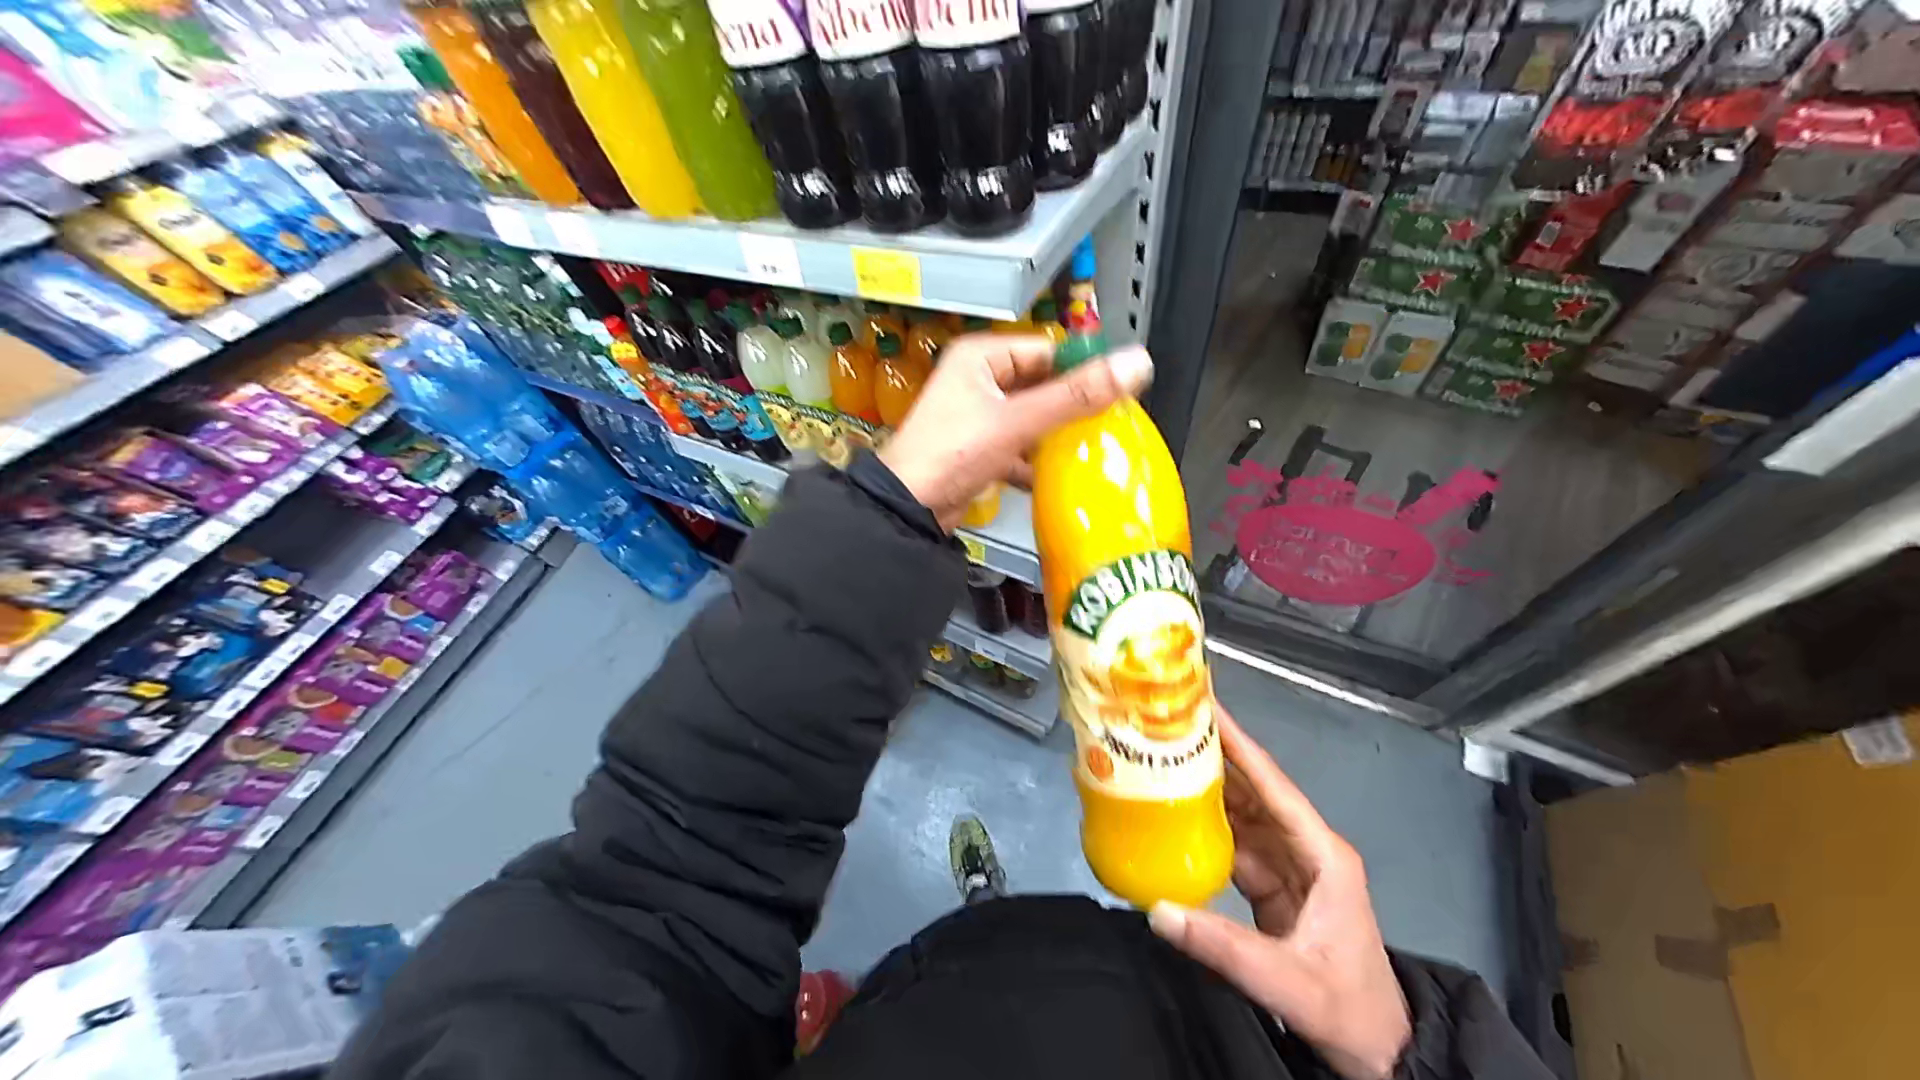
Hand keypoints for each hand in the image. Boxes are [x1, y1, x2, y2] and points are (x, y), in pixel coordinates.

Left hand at [877, 333, 1151, 530]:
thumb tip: (1134, 364)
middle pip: (1041, 385)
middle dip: (1071, 406)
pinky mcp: (977, 449)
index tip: (1116, 389)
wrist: (909, 508)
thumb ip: (1077, 395)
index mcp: (981, 357)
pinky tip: (1054, 475)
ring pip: (1030, 417)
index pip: (1047, 350)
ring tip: (1089, 449)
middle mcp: (977, 381)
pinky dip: (1034, 460)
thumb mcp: (1018, 420)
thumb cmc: (948, 456)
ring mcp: (976, 416)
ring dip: (1054, 435)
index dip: (1082, 368)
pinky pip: (1017, 446)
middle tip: (1107, 422)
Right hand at [1148, 708, 1410, 1079]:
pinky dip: (1201, 823)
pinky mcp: (1270, 880)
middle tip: (1167, 725)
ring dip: (1204, 784)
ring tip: (1160, 756)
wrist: (1378, 1052)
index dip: (1239, 744)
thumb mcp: (1289, 983)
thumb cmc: (1347, 1011)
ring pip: (1240, 810)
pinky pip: (1230, 839)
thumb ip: (1223, 947)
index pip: (1273, 786)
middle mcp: (1304, 845)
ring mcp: (1287, 862)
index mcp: (1322, 853)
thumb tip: (1156, 910)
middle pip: (1253, 788)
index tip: (1206, 706)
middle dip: (1214, 754)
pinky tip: (1170, 810)